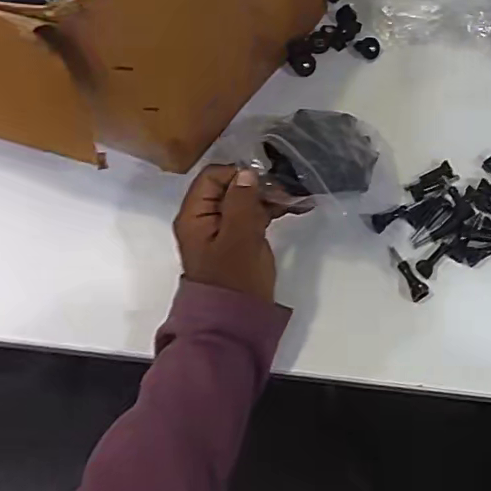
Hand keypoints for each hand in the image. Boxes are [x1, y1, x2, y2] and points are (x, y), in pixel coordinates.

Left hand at [174, 164, 309, 300]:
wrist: (236, 317)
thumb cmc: (234, 276)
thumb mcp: (238, 236)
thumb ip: (241, 201)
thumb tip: (246, 172)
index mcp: (195, 215)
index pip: (212, 177)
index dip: (238, 174)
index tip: (266, 181)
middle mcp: (206, 218)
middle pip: (229, 186)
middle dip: (258, 184)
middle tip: (286, 190)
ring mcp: (223, 228)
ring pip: (245, 199)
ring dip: (268, 196)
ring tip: (295, 198)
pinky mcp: (240, 238)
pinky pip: (254, 214)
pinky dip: (271, 209)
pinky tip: (294, 207)